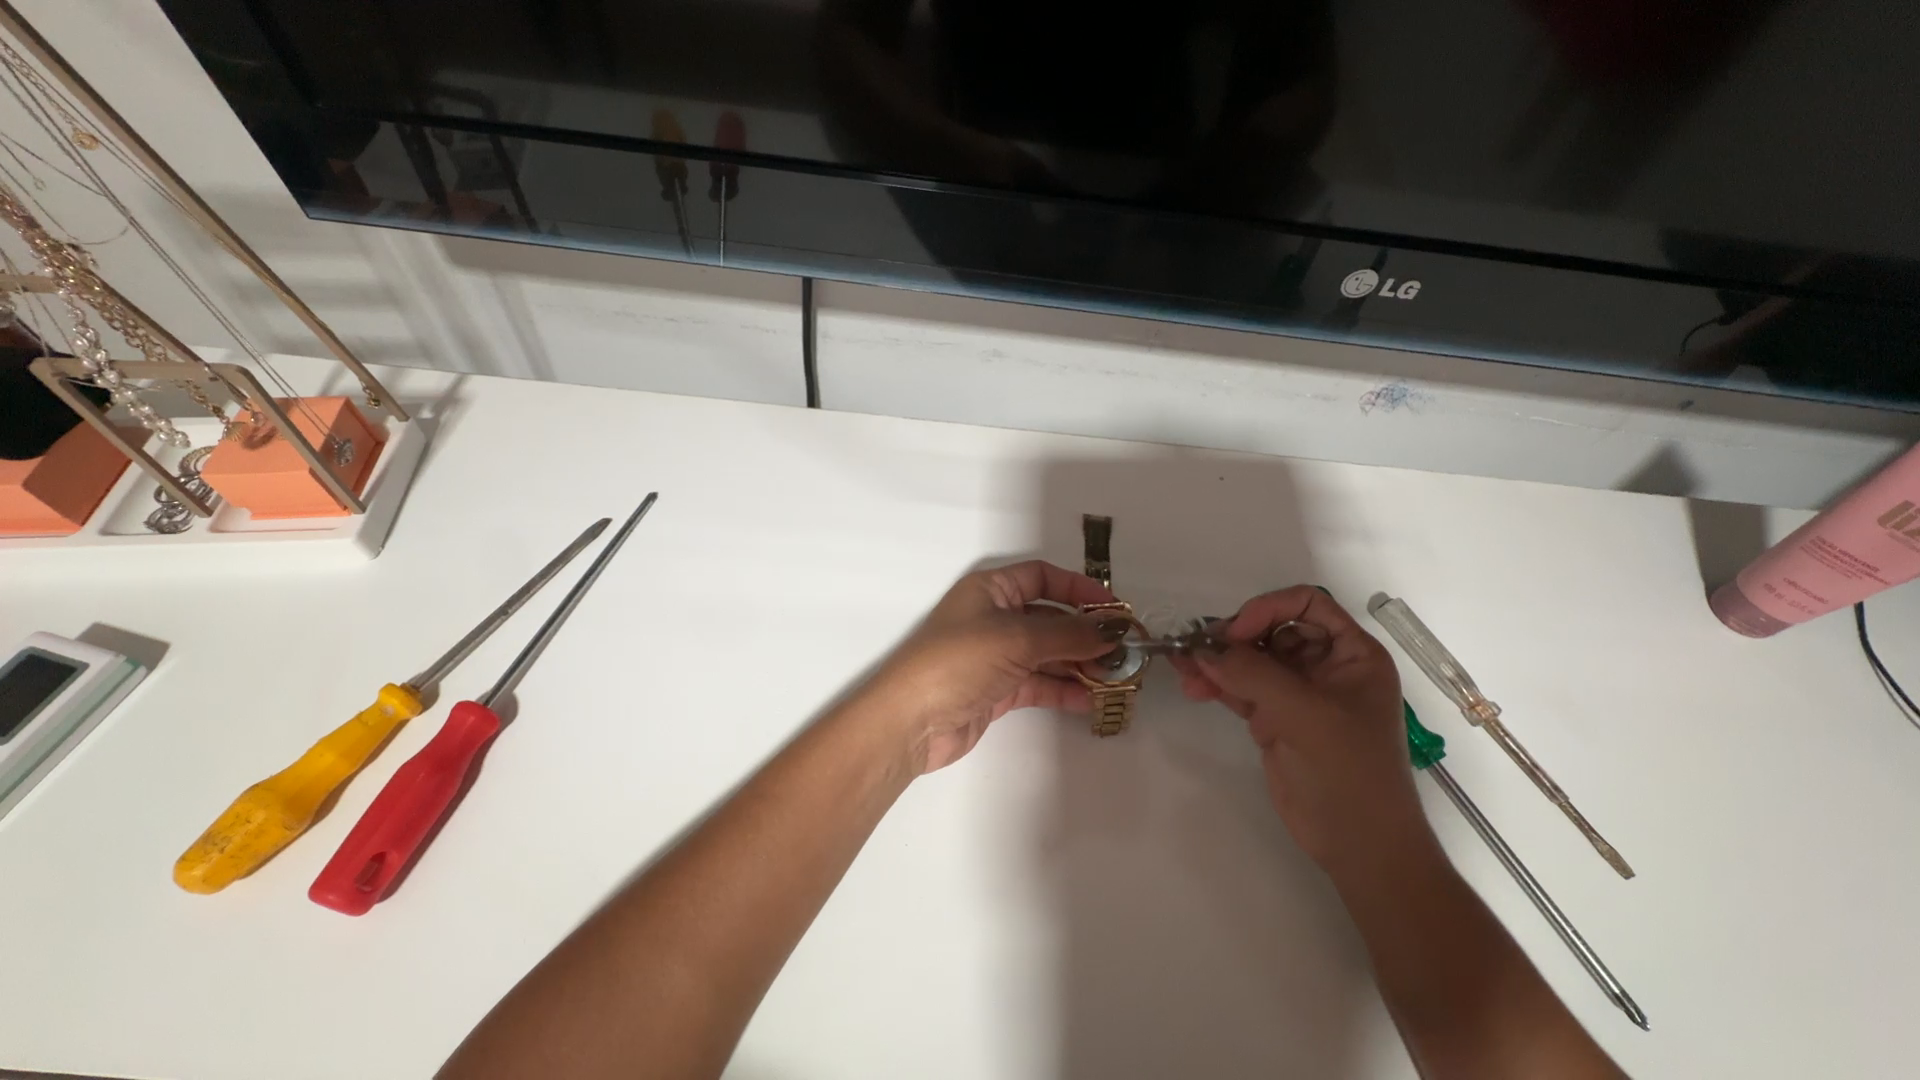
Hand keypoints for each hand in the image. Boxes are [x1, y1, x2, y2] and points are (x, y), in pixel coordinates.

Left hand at [861, 561, 1120, 773]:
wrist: (912, 720)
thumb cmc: (958, 660)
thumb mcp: (1016, 638)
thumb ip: (1069, 635)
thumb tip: (1112, 631)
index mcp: (991, 590)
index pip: (1043, 578)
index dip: (1079, 589)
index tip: (1114, 608)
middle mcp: (994, 618)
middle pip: (1050, 618)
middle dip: (1086, 633)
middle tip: (1124, 649)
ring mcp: (996, 656)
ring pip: (1048, 654)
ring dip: (1081, 663)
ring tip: (1117, 676)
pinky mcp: (998, 691)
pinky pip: (1040, 684)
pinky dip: (1065, 689)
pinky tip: (1092, 698)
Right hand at [1170, 587, 1436, 878]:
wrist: (1359, 844)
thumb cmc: (1349, 771)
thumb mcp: (1305, 714)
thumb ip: (1253, 675)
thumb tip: (1203, 649)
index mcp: (1353, 654)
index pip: (1308, 605)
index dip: (1269, 609)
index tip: (1236, 634)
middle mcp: (1327, 667)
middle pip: (1273, 630)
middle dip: (1235, 637)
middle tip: (1198, 650)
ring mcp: (1300, 695)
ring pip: (1252, 660)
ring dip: (1219, 660)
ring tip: (1182, 668)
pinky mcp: (1276, 720)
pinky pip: (1242, 689)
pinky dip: (1217, 683)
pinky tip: (1191, 683)